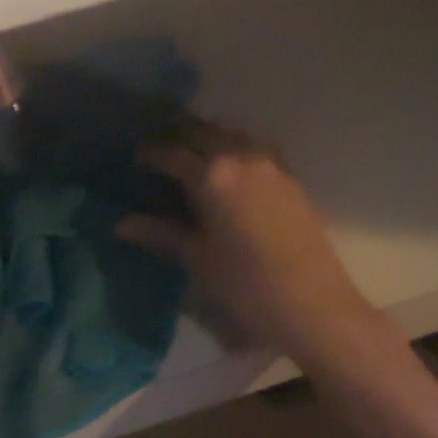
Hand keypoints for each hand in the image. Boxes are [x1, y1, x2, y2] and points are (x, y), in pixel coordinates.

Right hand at [116, 118, 378, 364]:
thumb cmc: (246, 285)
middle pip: (201, 130)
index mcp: (210, 175)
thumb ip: (160, 233)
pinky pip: (256, 147)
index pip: (170, 152)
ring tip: (194, 155)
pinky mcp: (290, 178)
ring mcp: (269, 165)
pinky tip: (231, 170)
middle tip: (161, 150)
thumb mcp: (196, 259)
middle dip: (177, 135)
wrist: (315, 307)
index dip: (149, 154)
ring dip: (208, 136)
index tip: (137, 160)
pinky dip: (236, 147)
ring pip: (231, 133)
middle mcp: (239, 157)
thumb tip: (122, 223)